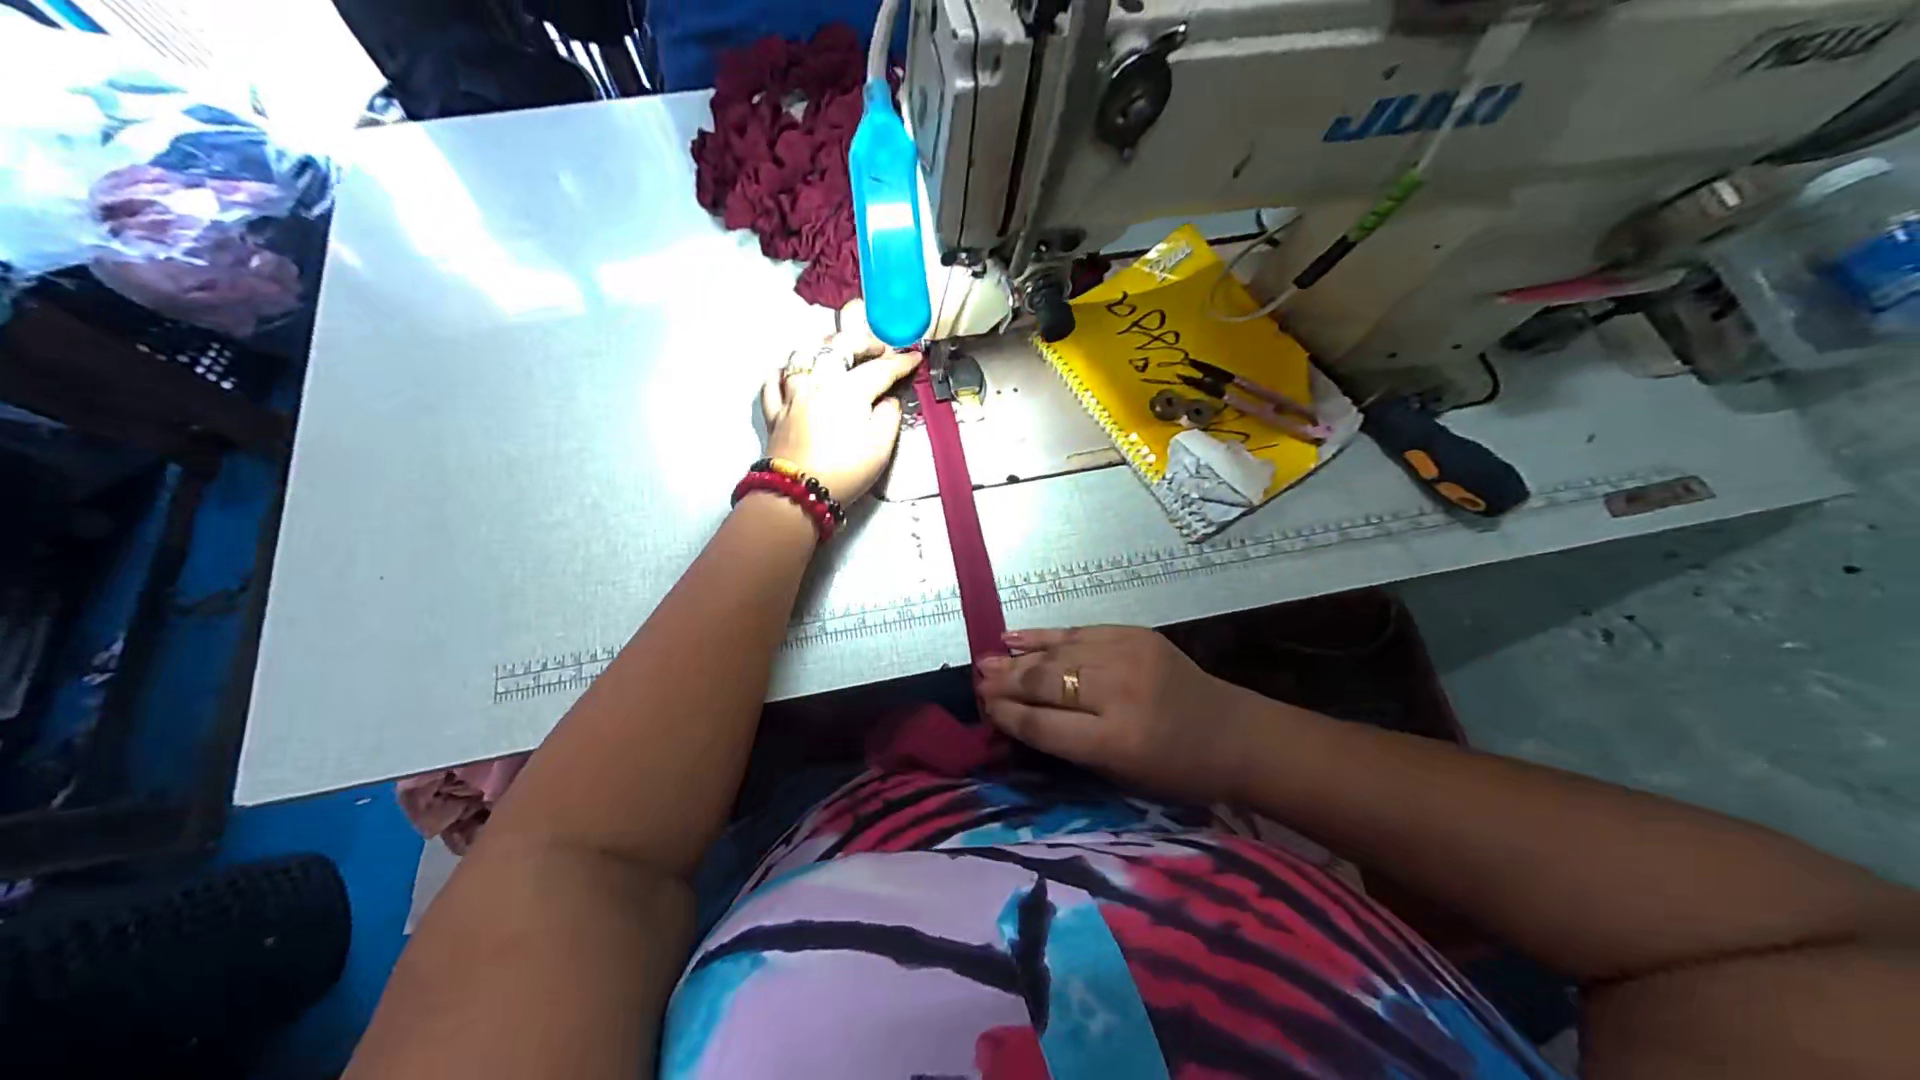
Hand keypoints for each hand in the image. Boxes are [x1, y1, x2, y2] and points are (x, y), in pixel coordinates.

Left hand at [759, 319, 918, 504]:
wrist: (798, 491)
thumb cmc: (845, 469)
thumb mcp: (881, 445)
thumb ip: (889, 416)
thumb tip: (888, 400)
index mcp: (850, 388)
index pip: (880, 368)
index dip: (901, 362)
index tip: (914, 357)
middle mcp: (818, 382)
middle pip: (838, 347)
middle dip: (862, 341)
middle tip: (878, 348)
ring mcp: (793, 395)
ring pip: (801, 355)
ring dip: (821, 347)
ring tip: (833, 351)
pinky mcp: (775, 413)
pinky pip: (774, 382)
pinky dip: (783, 372)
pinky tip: (790, 372)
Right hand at [975, 626, 1262, 804]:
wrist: (1235, 734)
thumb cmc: (1176, 770)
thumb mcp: (1119, 774)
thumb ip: (1066, 743)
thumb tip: (1014, 715)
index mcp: (1117, 740)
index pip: (1044, 725)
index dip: (1008, 715)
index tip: (983, 707)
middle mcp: (1119, 692)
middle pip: (1046, 683)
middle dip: (1007, 683)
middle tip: (977, 681)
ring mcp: (1129, 656)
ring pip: (1057, 653)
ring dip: (1019, 658)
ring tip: (987, 660)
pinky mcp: (1135, 634)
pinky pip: (1078, 632)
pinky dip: (1044, 636)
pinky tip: (1015, 637)